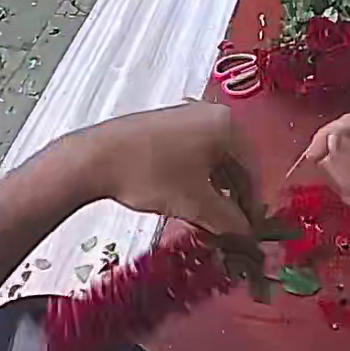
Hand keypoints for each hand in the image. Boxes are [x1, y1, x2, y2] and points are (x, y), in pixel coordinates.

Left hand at [60, 102, 253, 236]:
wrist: (96, 157)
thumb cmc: (152, 173)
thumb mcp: (196, 202)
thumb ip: (229, 220)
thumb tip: (247, 237)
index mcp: (228, 125)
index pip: (253, 169)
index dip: (253, 206)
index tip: (249, 233)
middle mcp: (213, 114)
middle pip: (235, 163)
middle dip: (234, 199)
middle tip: (230, 229)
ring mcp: (189, 116)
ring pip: (215, 159)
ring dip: (216, 191)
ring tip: (210, 220)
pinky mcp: (169, 125)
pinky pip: (196, 153)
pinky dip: (199, 178)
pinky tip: (190, 200)